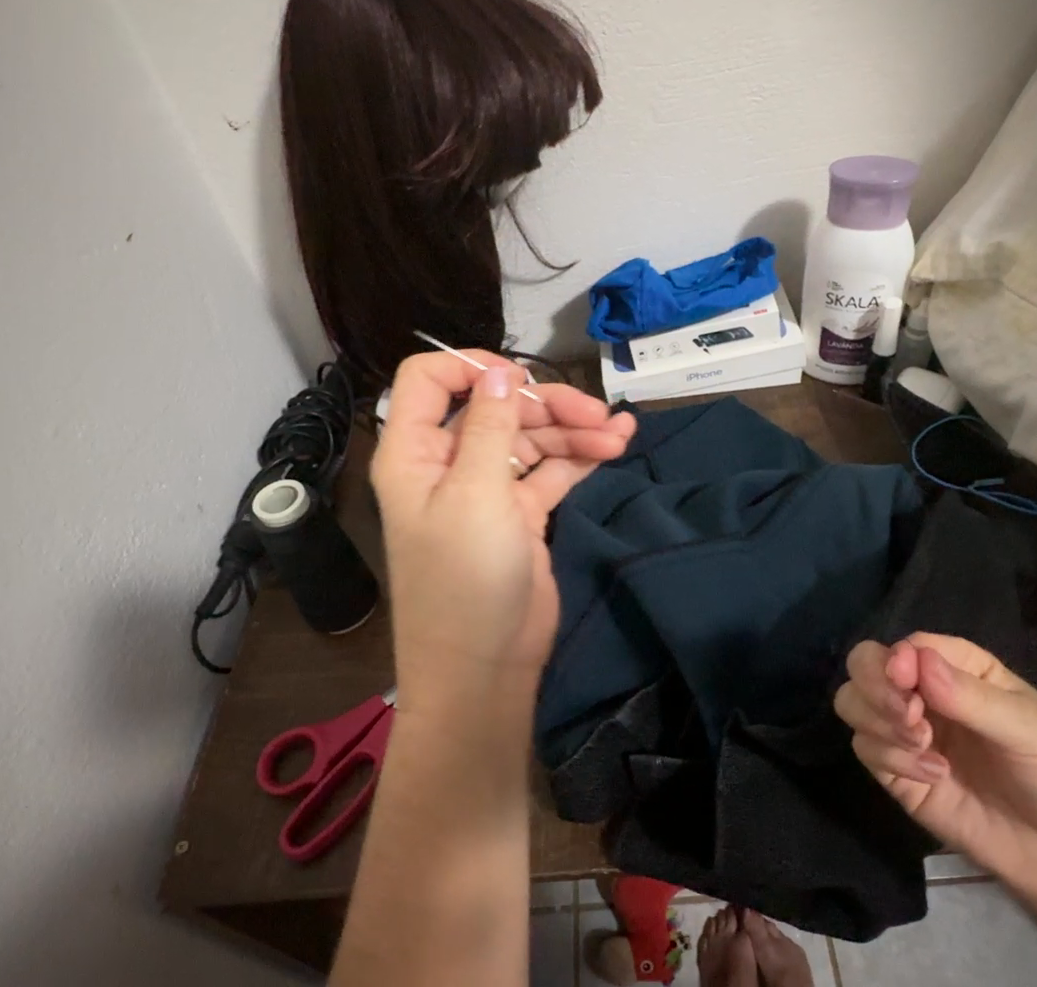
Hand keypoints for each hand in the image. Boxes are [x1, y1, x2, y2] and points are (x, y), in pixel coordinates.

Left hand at [370, 352, 635, 712]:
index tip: (521, 379)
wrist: (484, 668)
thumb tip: (501, 373)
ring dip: (574, 431)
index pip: (430, 381)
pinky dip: (581, 456)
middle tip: (597, 415)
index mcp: (415, 452)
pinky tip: (617, 444)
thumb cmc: (465, 577)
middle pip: (496, 408)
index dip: (473, 368)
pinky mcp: (522, 513)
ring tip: (620, 434)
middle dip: (547, 405)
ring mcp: (487, 489)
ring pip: (531, 437)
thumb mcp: (476, 494)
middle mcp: (448, 463)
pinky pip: (551, 470)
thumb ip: (491, 427)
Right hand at [833, 634, 1036, 919]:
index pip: (909, 646)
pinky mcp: (901, 779)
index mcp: (964, 670)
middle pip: (866, 666)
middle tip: (906, 716)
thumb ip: (971, 697)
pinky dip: (890, 759)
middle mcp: (929, 696)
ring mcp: (912, 737)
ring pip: (854, 704)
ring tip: (921, 745)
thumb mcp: (1034, 730)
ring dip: (877, 721)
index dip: (896, 658)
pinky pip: (866, 751)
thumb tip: (913, 660)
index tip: (905, 681)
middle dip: (875, 685)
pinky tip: (935, 777)